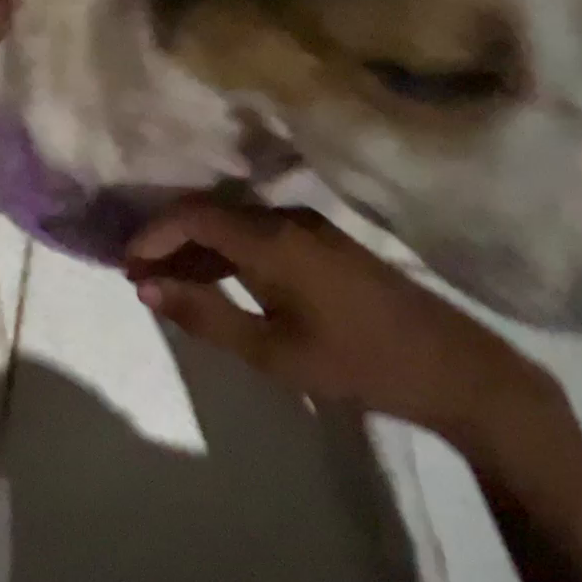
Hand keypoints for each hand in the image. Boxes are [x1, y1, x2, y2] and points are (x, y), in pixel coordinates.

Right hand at [124, 197, 562, 442]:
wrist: (456, 369)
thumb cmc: (357, 364)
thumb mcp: (270, 351)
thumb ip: (204, 314)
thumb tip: (145, 287)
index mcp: (272, 241)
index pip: (191, 216)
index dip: (151, 235)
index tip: (125, 266)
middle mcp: (287, 220)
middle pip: (209, 212)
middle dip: (167, 240)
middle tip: (139, 276)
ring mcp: (310, 228)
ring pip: (233, 223)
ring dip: (195, 248)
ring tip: (167, 284)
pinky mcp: (324, 242)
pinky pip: (257, 234)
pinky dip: (225, 253)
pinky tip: (215, 282)